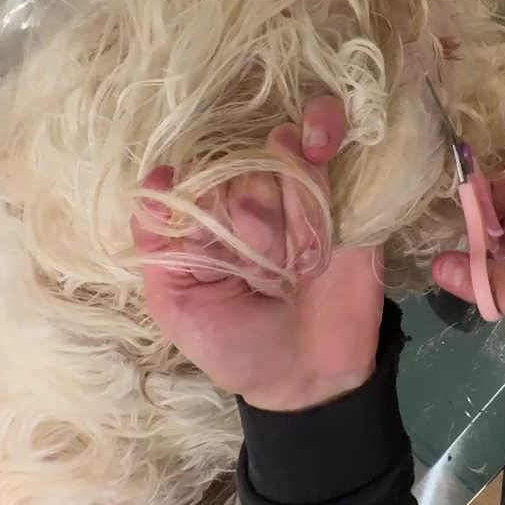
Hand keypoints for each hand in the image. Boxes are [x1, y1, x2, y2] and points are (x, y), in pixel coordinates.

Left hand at [136, 96, 385, 411]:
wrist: (309, 377)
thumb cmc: (236, 345)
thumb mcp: (179, 306)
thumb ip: (159, 246)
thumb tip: (156, 179)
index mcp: (214, 219)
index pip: (202, 176)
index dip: (208, 205)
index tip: (216, 249)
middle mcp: (257, 198)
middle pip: (246, 166)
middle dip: (254, 215)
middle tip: (267, 269)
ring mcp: (303, 192)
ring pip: (285, 153)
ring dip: (288, 194)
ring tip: (298, 251)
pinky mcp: (348, 192)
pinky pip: (330, 141)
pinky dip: (323, 127)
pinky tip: (320, 145)